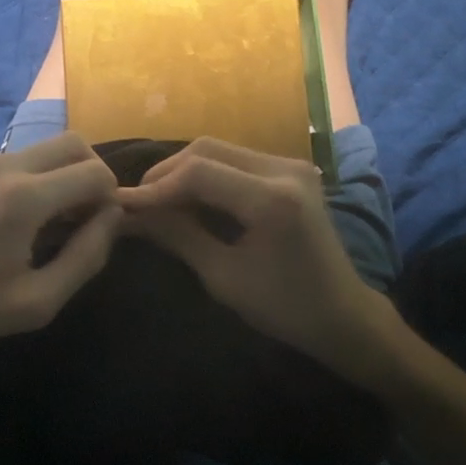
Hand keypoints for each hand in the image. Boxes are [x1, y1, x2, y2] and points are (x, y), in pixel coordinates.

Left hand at [0, 132, 121, 383]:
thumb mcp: (38, 301)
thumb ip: (87, 256)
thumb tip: (114, 217)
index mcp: (23, 197)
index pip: (96, 172)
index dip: (112, 201)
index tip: (100, 235)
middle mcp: (7, 166)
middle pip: (76, 143)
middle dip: (95, 176)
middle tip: (88, 220)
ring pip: (52, 147)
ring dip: (70, 175)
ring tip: (63, 225)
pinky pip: (30, 157)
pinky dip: (48, 177)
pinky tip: (37, 221)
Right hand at [119, 138, 396, 389]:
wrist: (343, 315)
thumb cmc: (284, 308)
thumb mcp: (223, 277)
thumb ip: (176, 236)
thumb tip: (128, 215)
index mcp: (272, 200)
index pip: (198, 173)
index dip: (155, 187)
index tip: (122, 206)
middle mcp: (285, 169)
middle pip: (206, 149)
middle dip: (166, 174)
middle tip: (137, 203)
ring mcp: (291, 164)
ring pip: (219, 149)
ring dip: (184, 171)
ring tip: (156, 200)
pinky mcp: (290, 169)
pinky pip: (235, 158)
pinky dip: (206, 173)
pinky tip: (187, 197)